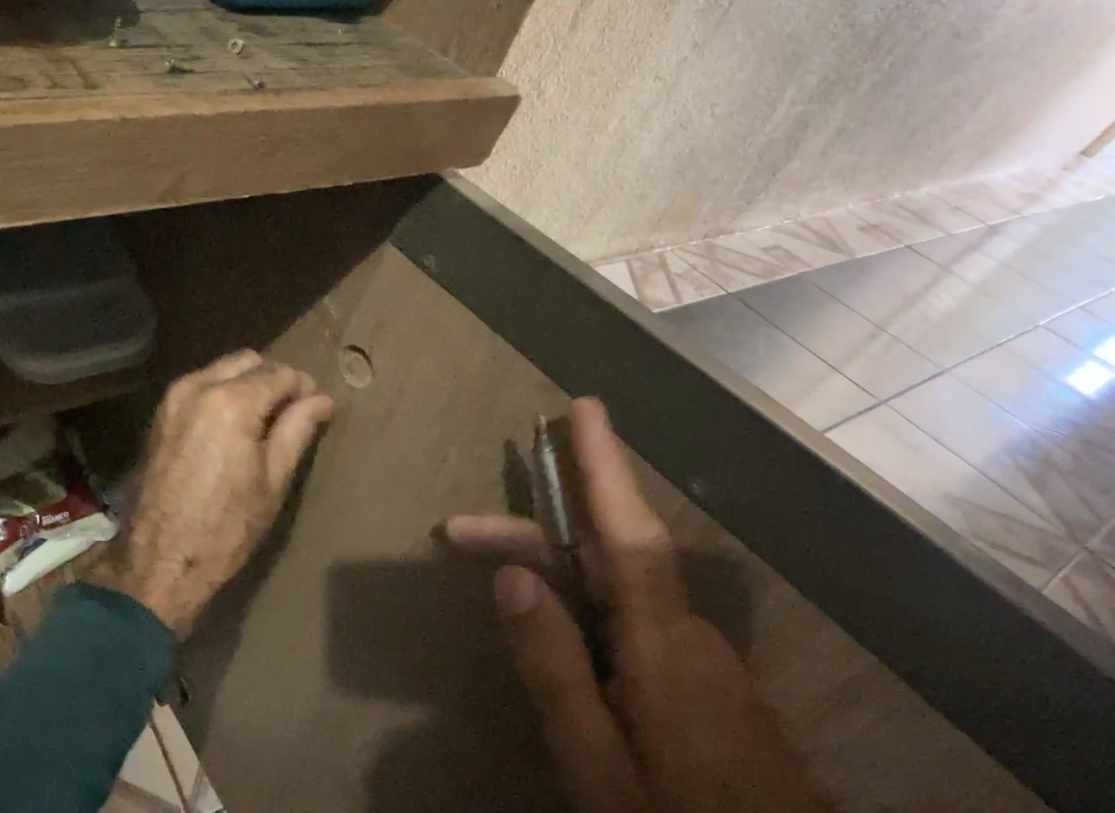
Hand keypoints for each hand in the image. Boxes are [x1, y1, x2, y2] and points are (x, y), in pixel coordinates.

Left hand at [90, 350, 331, 638]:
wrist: (159, 560)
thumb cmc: (227, 527)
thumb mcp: (273, 480)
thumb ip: (297, 429)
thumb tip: (321, 399)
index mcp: (230, 401)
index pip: (278, 374)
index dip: (302, 386)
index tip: (315, 406)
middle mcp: (197, 387)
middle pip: (246, 361)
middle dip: (272, 379)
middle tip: (291, 413)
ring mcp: (172, 398)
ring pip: (219, 370)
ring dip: (244, 384)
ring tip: (263, 423)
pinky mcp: (158, 415)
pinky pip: (198, 387)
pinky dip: (219, 395)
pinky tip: (232, 429)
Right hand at [447, 398, 829, 812]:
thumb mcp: (593, 763)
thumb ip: (554, 668)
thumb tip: (514, 577)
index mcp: (664, 649)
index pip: (629, 536)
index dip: (605, 468)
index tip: (587, 409)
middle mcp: (692, 638)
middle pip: (611, 559)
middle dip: (536, 533)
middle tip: (459, 531)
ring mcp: (709, 663)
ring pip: (623, 592)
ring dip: (559, 570)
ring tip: (501, 572)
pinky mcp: (713, 688)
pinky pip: (640, 621)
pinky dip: (591, 601)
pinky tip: (566, 629)